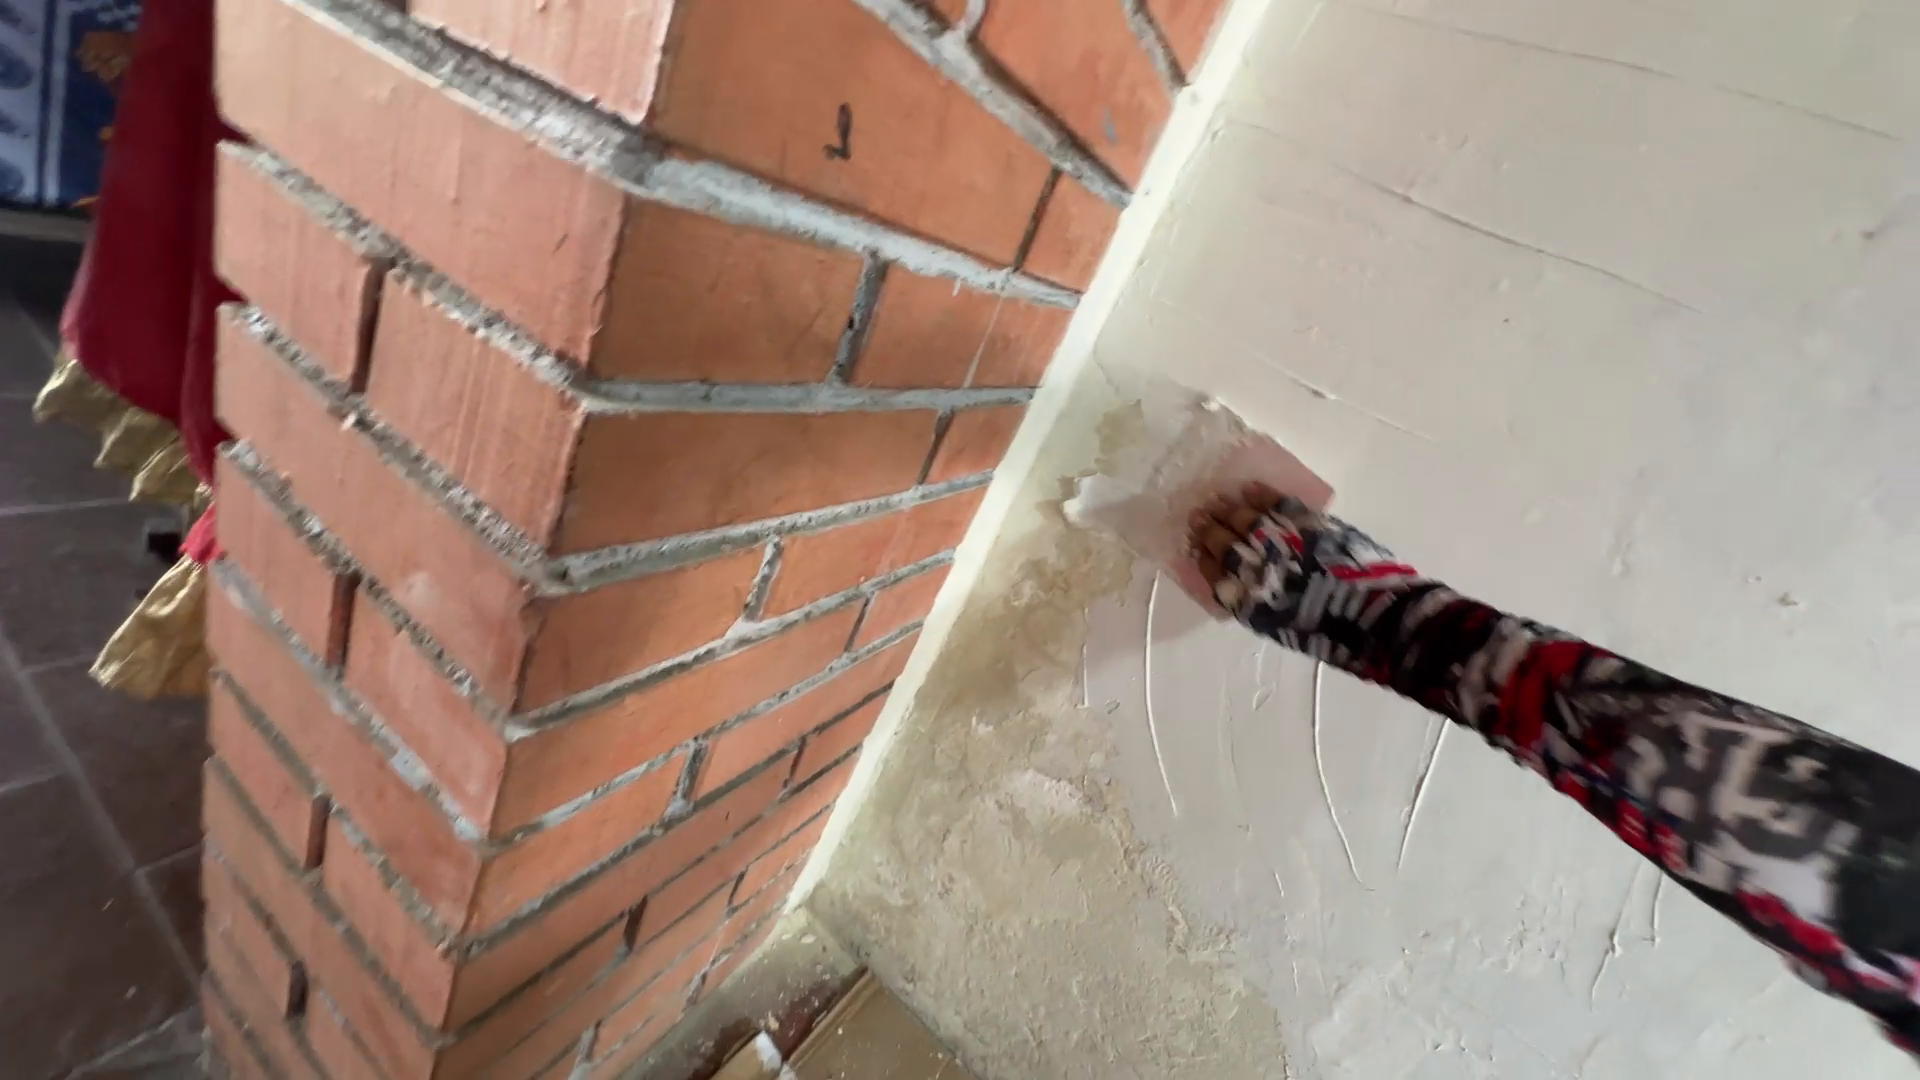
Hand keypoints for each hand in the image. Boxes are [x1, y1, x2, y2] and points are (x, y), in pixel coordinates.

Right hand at [1185, 482, 1420, 662]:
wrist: (1379, 618)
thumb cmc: (1331, 634)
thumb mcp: (1281, 628)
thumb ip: (1255, 604)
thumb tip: (1238, 585)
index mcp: (1249, 599)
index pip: (1215, 572)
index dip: (1203, 558)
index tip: (1195, 547)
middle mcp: (1259, 569)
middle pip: (1225, 543)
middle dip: (1209, 530)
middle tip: (1198, 516)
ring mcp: (1284, 544)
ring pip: (1247, 521)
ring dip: (1229, 510)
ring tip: (1218, 501)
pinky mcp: (1310, 526)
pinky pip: (1279, 505)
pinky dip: (1262, 496)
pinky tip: (1249, 489)